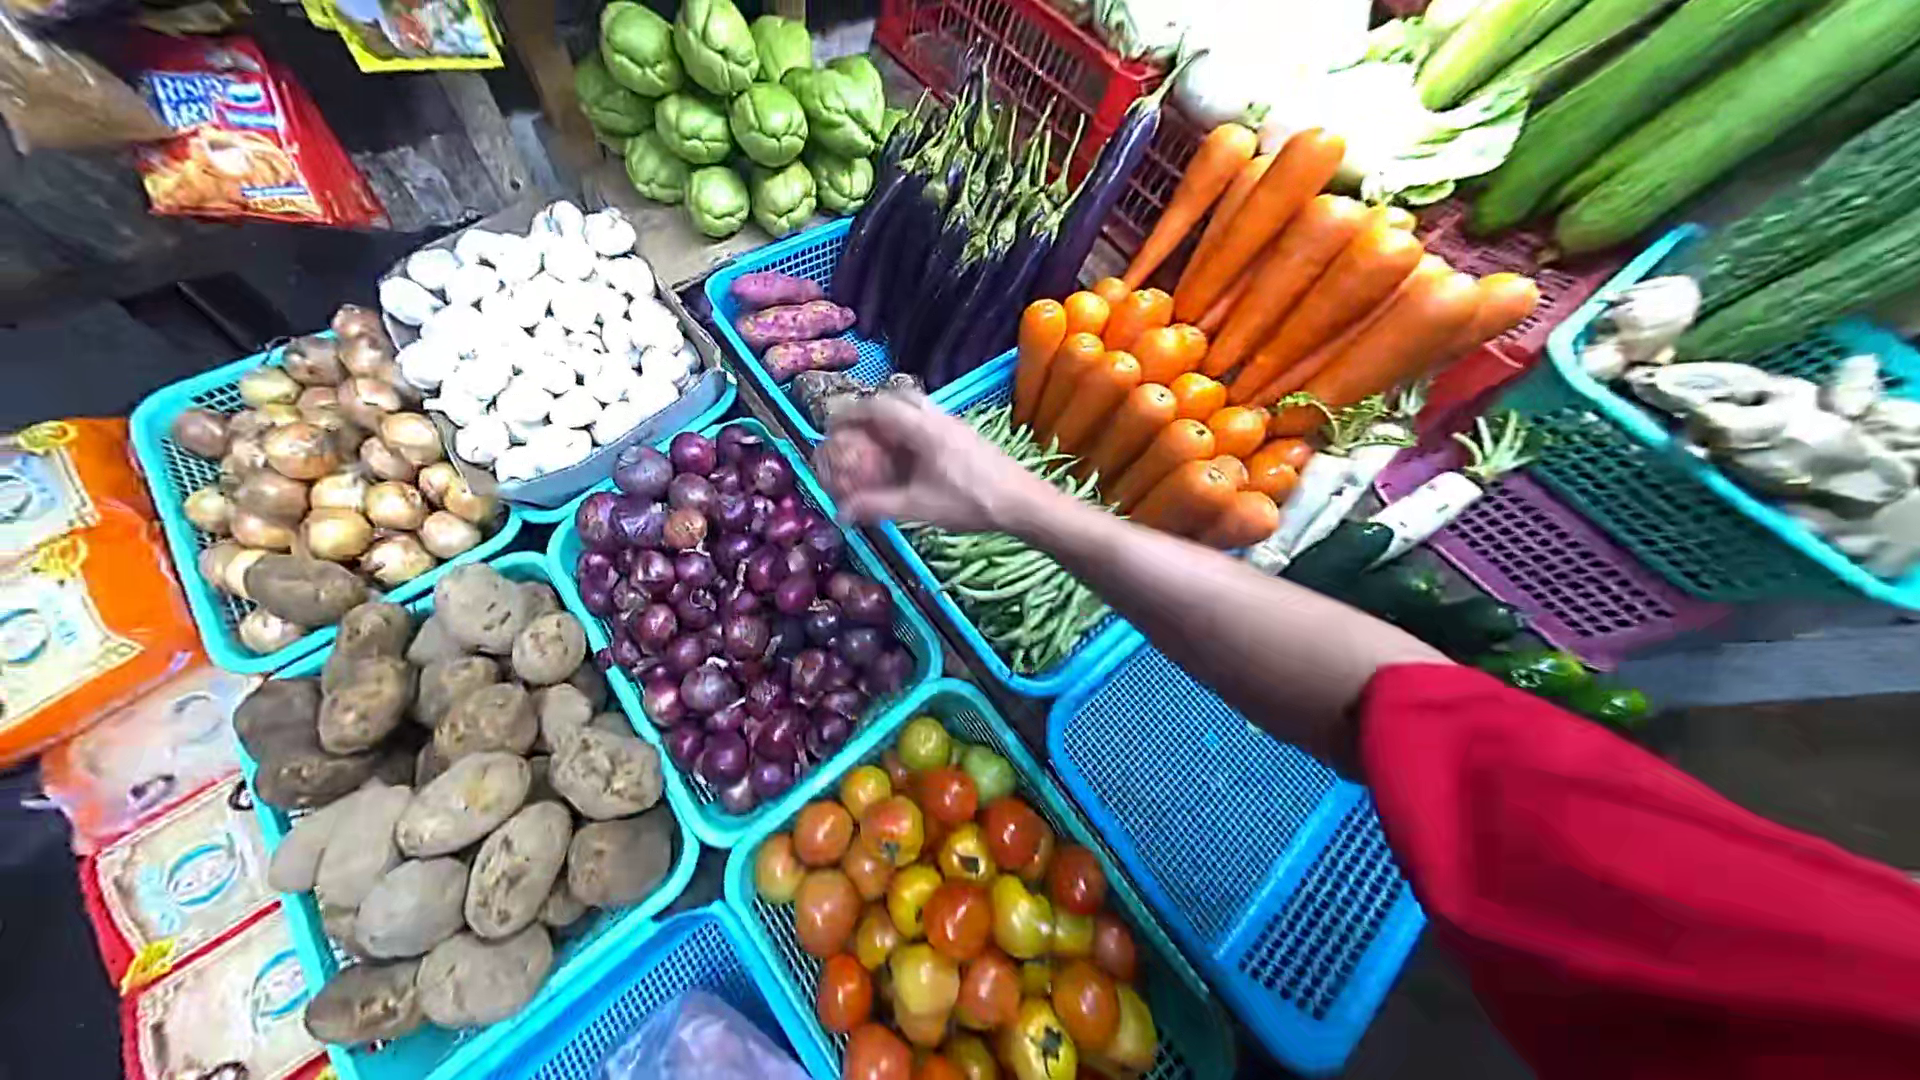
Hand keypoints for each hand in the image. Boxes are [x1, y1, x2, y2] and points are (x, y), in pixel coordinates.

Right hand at [816, 392, 1059, 533]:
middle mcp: (939, 417)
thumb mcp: (919, 507)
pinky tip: (910, 454)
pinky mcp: (966, 434)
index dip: (851, 412)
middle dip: (871, 409)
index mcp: (923, 429)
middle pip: (898, 398)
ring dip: (893, 416)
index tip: (832, 423)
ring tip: (878, 440)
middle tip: (854, 429)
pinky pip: (930, 419)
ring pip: (917, 407)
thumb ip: (877, 506)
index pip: (879, 406)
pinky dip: (910, 427)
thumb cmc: (971, 503)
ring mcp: (955, 424)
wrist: (1023, 502)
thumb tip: (841, 512)